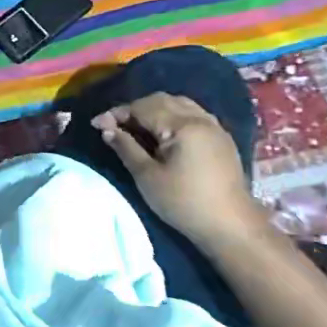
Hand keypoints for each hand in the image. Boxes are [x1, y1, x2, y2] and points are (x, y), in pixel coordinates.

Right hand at [91, 92, 270, 248]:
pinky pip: (192, 114)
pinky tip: (161, 133)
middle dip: (134, 108)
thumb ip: (126, 147)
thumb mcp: (147, 176)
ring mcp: (214, 128)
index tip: (95, 124)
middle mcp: (200, 120)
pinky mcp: (221, 139)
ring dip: (154, 110)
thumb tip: (106, 129)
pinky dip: (172, 116)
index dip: (116, 113)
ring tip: (136, 127)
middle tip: (114, 126)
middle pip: (161, 100)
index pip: (142, 108)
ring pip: (179, 104)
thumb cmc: (183, 201)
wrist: (230, 225)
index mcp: (183, 127)